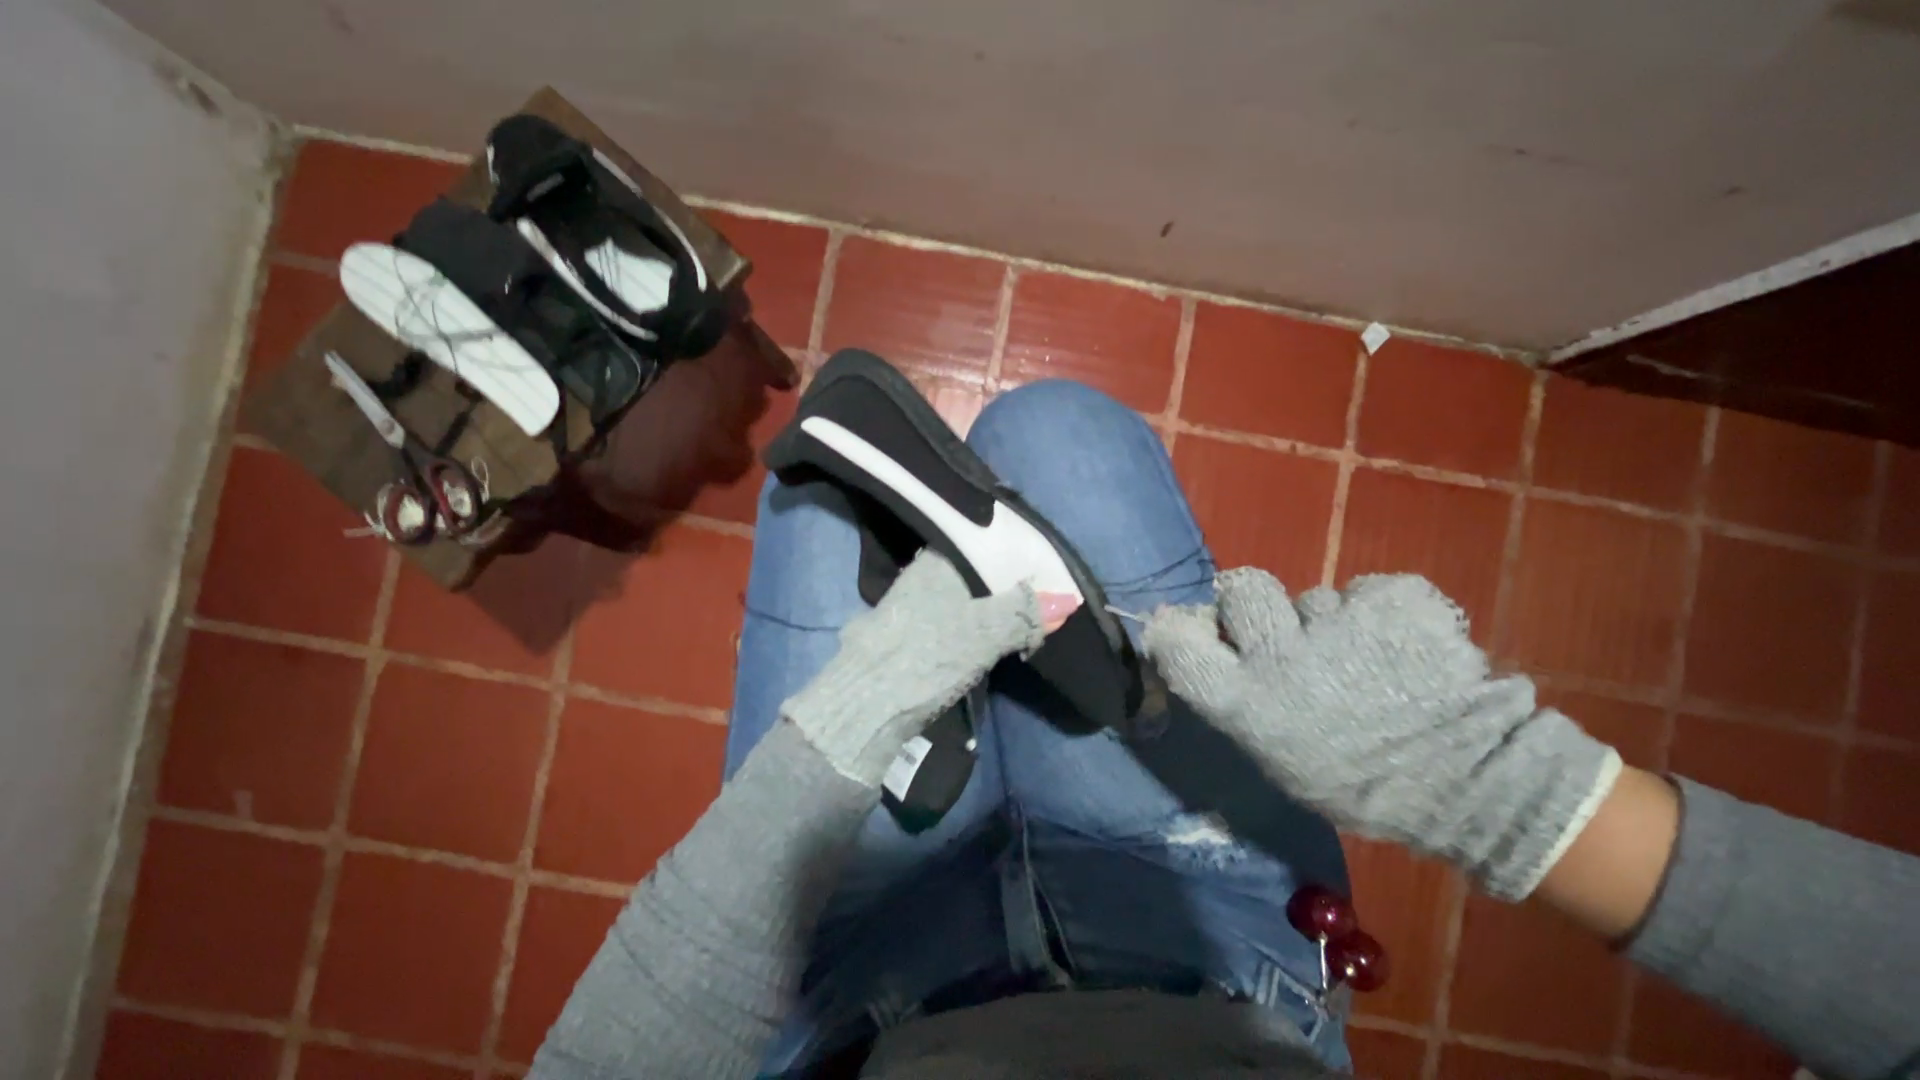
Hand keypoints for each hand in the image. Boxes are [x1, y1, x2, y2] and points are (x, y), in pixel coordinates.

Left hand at [782, 549, 1044, 787]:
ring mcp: (906, 608)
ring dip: (987, 612)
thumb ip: (1025, 612)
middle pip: (973, 575)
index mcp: (936, 562)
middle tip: (1041, 601)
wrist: (865, 708)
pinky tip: (985, 643)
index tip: (1046, 573)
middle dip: (1004, 588)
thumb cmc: (928, 657)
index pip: (984, 546)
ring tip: (1022, 622)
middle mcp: (918, 576)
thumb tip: (1067, 600)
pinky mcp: (901, 639)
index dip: (1016, 559)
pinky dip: (968, 630)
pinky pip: (946, 624)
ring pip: (959, 600)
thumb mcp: (986, 632)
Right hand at [1142, 567, 1620, 900]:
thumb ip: (1237, 698)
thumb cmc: (1362, 784)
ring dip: (1332, 623)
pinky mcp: (1395, 598)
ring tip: (1369, 662)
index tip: (1200, 631)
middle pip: (1243, 588)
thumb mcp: (1279, 757)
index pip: (1180, 642)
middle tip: (1288, 634)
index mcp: (1249, 702)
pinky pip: (1369, 591)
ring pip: (1316, 597)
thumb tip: (1199, 647)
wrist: (1471, 782)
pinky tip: (1404, 650)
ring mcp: (1342, 620)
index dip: (1183, 628)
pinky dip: (1382, 614)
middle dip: (1259, 605)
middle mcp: (1283, 653)